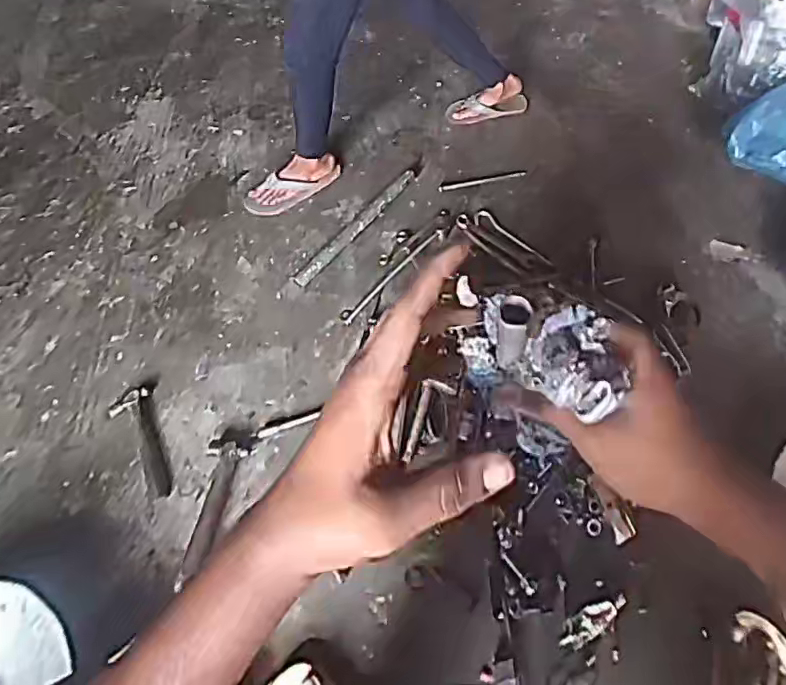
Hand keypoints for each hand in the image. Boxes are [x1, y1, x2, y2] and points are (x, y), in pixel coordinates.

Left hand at [244, 245, 513, 576]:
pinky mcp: (367, 403)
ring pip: (403, 335)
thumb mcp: (391, 514)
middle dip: (440, 288)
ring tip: (476, 315)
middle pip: (405, 316)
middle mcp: (365, 378)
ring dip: (437, 316)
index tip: (458, 252)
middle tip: (478, 275)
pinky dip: (428, 343)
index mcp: (368, 389)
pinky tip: (450, 357)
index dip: (432, 279)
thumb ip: (448, 490)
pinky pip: (402, 357)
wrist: (284, 533)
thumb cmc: (323, 518)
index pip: (404, 318)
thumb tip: (501, 466)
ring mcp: (364, 388)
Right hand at [519, 323, 725, 520]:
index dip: (609, 329)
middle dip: (606, 353)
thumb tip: (531, 401)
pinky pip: (646, 397)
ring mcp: (674, 403)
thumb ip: (563, 418)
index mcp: (648, 376)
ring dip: (616, 376)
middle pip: (635, 354)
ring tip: (586, 383)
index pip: (633, 335)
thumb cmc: (654, 464)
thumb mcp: (597, 442)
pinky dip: (626, 396)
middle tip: (579, 356)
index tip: (586, 332)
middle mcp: (664, 383)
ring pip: (641, 377)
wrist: (707, 497)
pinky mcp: (677, 423)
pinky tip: (609, 414)